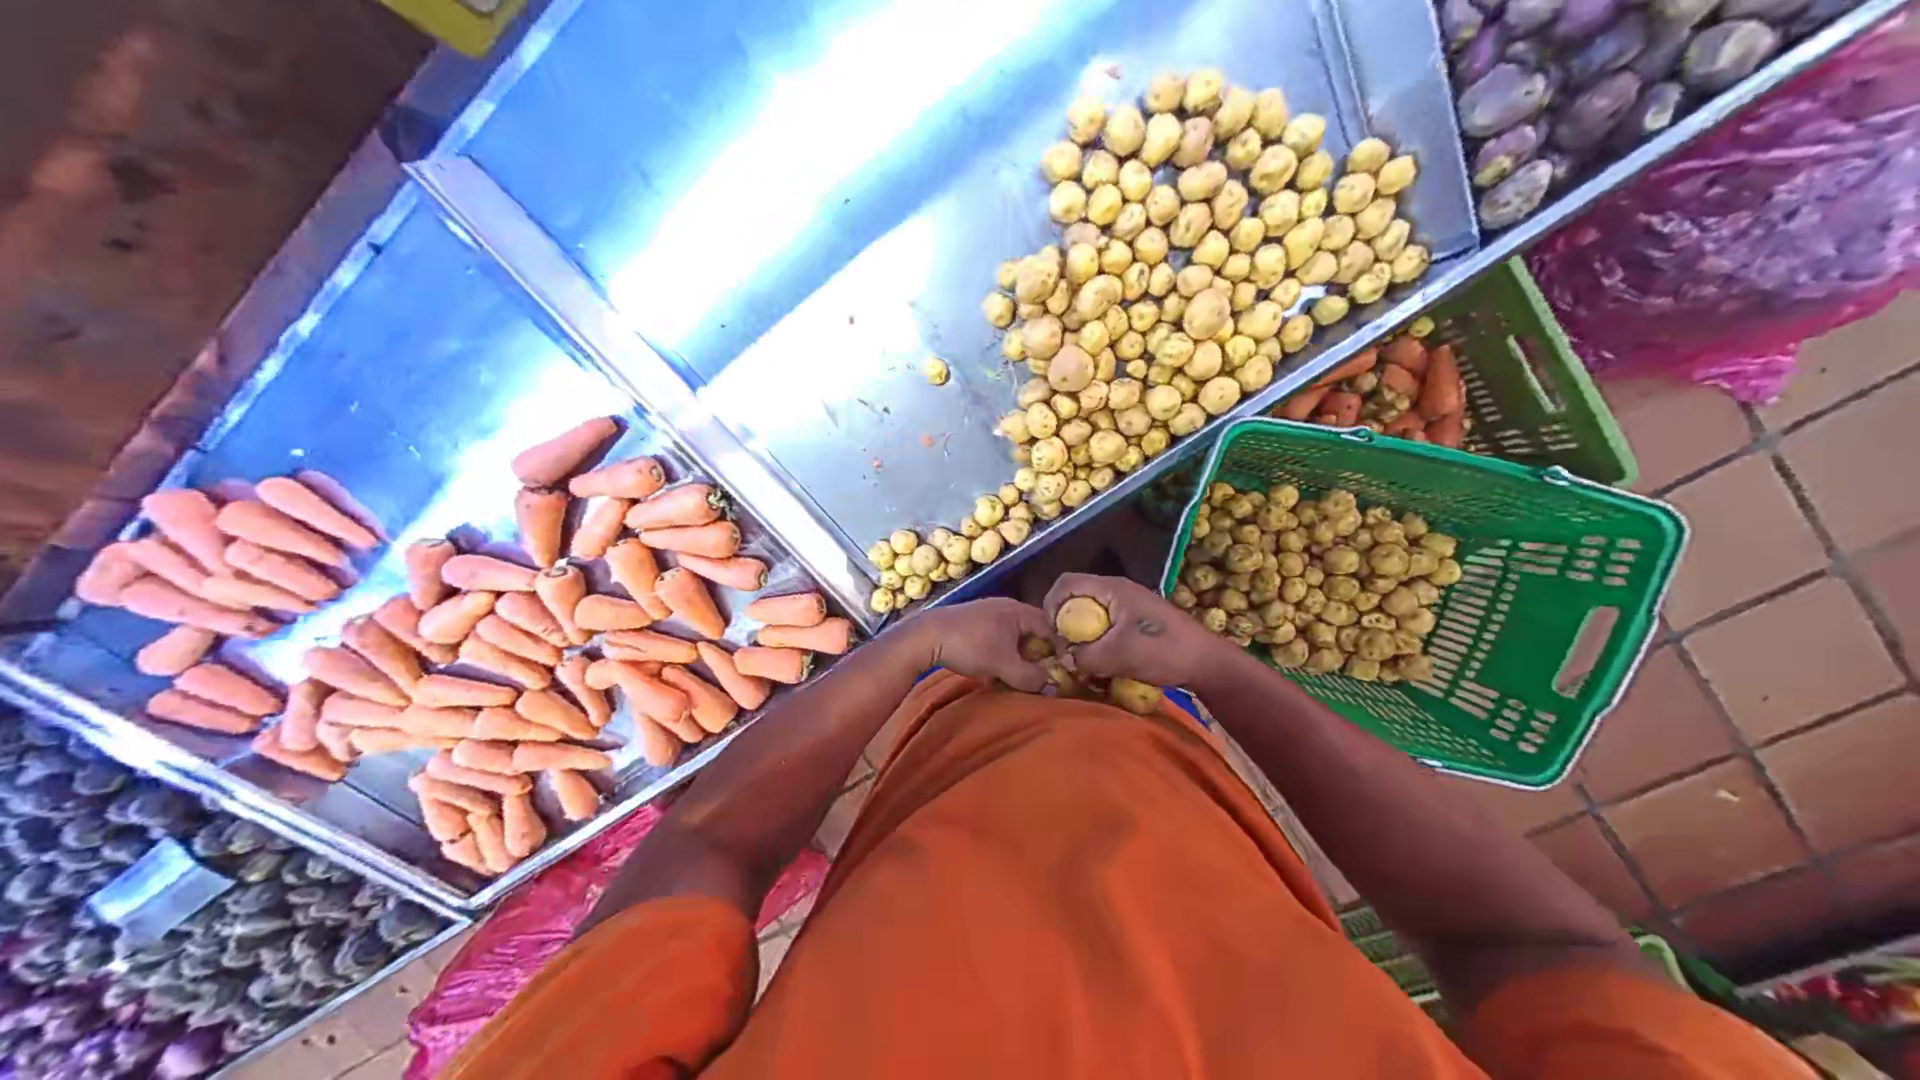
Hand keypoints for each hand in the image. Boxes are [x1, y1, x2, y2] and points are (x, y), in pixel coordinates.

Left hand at [896, 597, 1053, 691]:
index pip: (1050, 627)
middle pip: (1031, 632)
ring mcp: (987, 613)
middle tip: (1035, 676)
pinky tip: (990, 671)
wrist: (926, 636)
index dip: (1057, 649)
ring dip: (1014, 658)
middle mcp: (1005, 607)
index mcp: (1018, 611)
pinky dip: (998, 654)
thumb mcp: (1005, 666)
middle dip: (1034, 656)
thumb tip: (1049, 684)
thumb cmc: (970, 646)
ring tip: (1012, 677)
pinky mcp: (971, 622)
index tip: (1058, 669)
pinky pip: (995, 639)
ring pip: (1011, 638)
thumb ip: (1031, 677)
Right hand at [1042, 574, 1227, 688]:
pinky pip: (1106, 625)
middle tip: (1066, 650)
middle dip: (1066, 624)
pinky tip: (1104, 661)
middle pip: (1076, 599)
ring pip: (1091, 614)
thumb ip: (1084, 656)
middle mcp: (1118, 591)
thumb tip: (1064, 660)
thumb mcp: (1118, 655)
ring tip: (1083, 659)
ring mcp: (1130, 605)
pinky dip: (1099, 641)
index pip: (1066, 583)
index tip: (1053, 634)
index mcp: (1112, 588)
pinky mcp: (1138, 621)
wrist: (1209, 663)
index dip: (1051, 605)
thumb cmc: (1164, 651)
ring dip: (1083, 636)